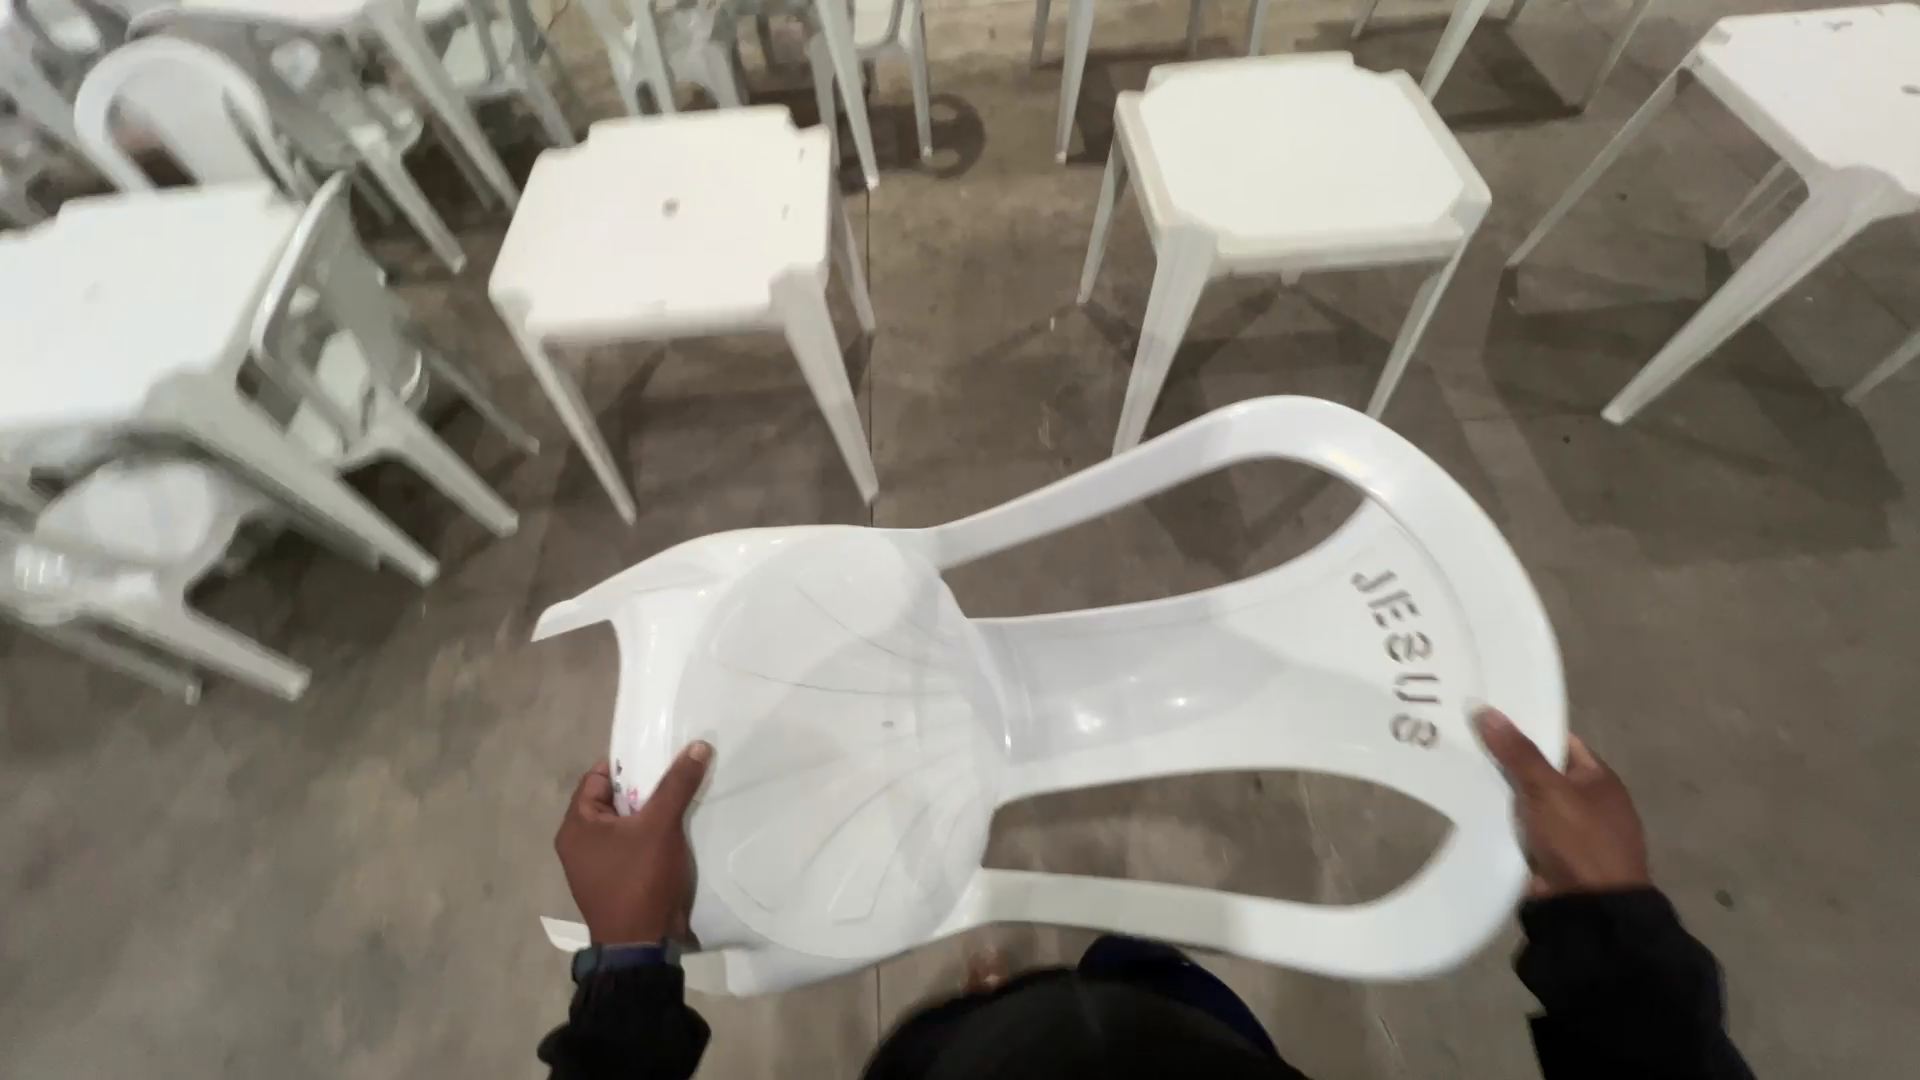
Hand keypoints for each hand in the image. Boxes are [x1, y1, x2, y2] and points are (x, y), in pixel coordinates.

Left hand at [555, 742, 712, 944]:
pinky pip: (634, 842)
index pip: (597, 777)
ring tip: (684, 792)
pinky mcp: (617, 878)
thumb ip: (677, 783)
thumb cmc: (640, 879)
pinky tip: (680, 824)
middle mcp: (580, 842)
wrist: (642, 944)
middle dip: (646, 784)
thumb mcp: (661, 824)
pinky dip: (654, 831)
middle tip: (678, 769)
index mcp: (577, 826)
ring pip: (627, 821)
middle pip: (614, 798)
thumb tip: (698, 746)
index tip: (660, 752)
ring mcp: (598, 863)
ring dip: (653, 808)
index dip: (627, 762)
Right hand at [1473, 708, 1649, 897]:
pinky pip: (1513, 817)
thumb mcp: (1548, 790)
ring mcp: (1563, 824)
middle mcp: (1583, 798)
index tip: (1485, 712)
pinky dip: (1492, 808)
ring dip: (1492, 782)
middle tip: (1458, 733)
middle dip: (1501, 753)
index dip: (1525, 724)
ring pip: (1520, 792)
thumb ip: (1517, 752)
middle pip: (1535, 765)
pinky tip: (1462, 796)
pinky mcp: (1543, 846)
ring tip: (1451, 760)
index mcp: (1598, 780)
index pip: (1558, 739)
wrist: (1589, 908)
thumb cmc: (1579, 841)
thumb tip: (1485, 710)